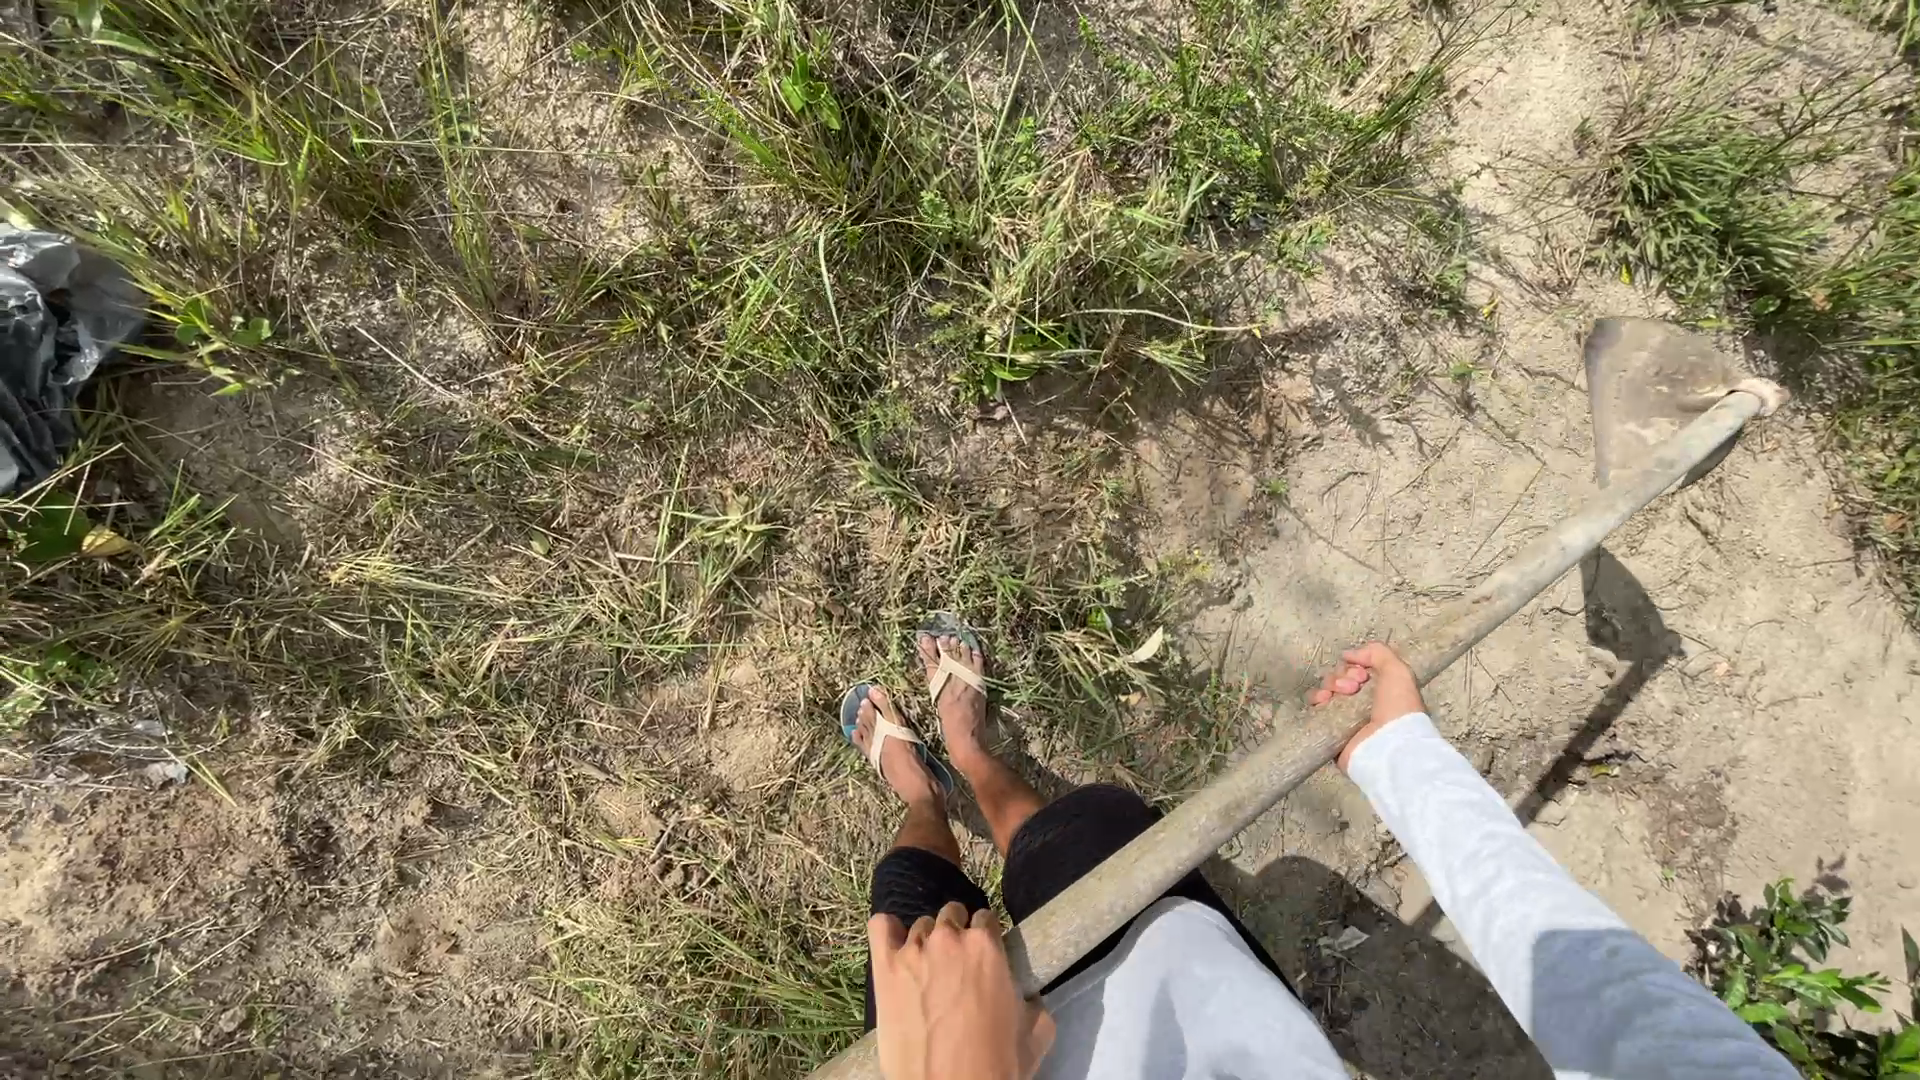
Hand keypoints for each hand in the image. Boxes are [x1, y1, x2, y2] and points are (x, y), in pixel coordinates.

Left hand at [868, 902, 1054, 1079]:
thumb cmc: (996, 1066)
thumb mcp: (1035, 1034)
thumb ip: (1034, 1005)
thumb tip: (1031, 999)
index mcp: (986, 946)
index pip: (985, 918)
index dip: (985, 938)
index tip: (982, 958)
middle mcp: (949, 938)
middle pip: (952, 915)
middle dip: (957, 935)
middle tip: (956, 967)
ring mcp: (914, 950)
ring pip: (921, 925)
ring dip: (926, 942)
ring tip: (926, 970)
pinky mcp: (886, 967)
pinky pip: (881, 927)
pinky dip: (887, 931)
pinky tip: (893, 946)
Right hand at [1308, 641, 1425, 771]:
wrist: (1389, 744)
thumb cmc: (1398, 709)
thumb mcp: (1398, 672)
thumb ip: (1378, 653)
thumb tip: (1348, 654)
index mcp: (1379, 692)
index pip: (1356, 670)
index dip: (1356, 666)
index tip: (1362, 674)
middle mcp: (1361, 703)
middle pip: (1339, 677)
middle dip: (1343, 676)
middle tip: (1354, 687)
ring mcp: (1344, 716)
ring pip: (1326, 689)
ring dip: (1330, 685)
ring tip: (1341, 694)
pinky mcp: (1329, 728)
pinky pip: (1315, 707)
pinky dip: (1316, 698)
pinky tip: (1324, 700)